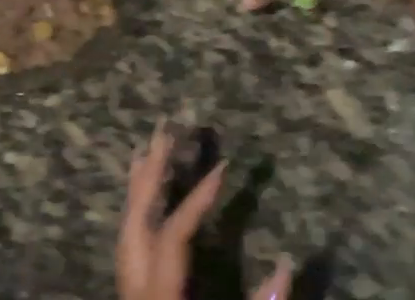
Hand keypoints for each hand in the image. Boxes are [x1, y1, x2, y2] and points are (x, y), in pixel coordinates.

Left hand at [118, 122, 291, 299]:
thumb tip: (287, 263)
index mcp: (159, 291)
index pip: (175, 231)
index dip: (198, 199)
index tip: (223, 166)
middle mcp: (136, 283)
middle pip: (136, 220)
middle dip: (150, 174)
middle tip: (163, 130)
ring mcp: (130, 288)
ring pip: (127, 229)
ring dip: (139, 188)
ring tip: (148, 150)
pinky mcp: (135, 293)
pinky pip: (130, 243)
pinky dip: (137, 213)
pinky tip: (144, 199)